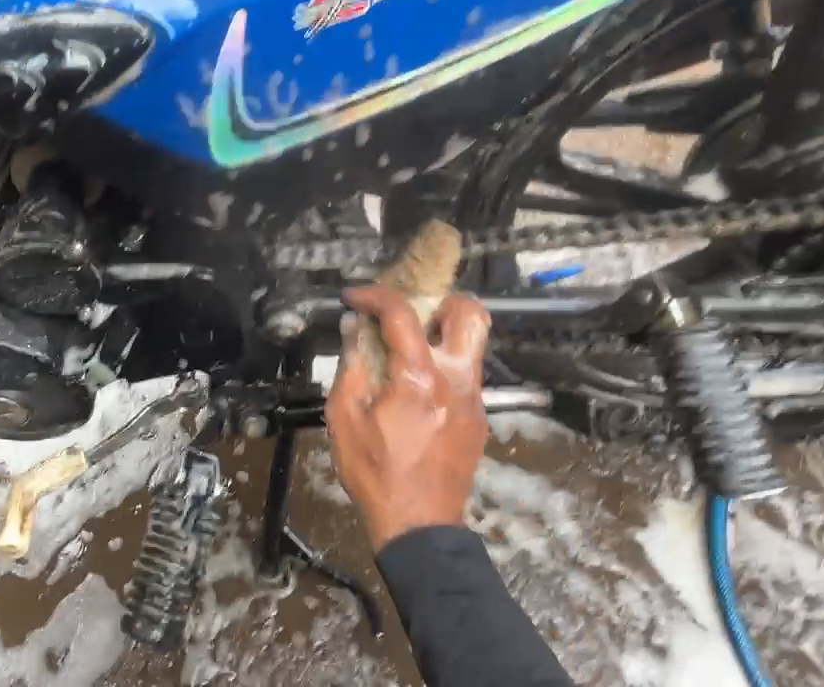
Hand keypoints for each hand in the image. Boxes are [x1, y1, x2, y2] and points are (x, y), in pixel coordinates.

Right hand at [324, 285, 491, 550]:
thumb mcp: (344, 416)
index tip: (353, 298)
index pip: (402, 313)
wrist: (419, 528)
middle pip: (470, 314)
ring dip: (442, 332)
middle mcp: (457, 380)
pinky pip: (466, 374)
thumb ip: (351, 363)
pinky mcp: (479, 418)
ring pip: (472, 343)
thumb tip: (353, 327)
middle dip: (439, 300)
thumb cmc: (375, 472)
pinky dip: (443, 364)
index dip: (374, 295)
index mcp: (420, 377)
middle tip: (408, 313)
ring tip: (407, 347)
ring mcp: (474, 400)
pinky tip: (415, 386)